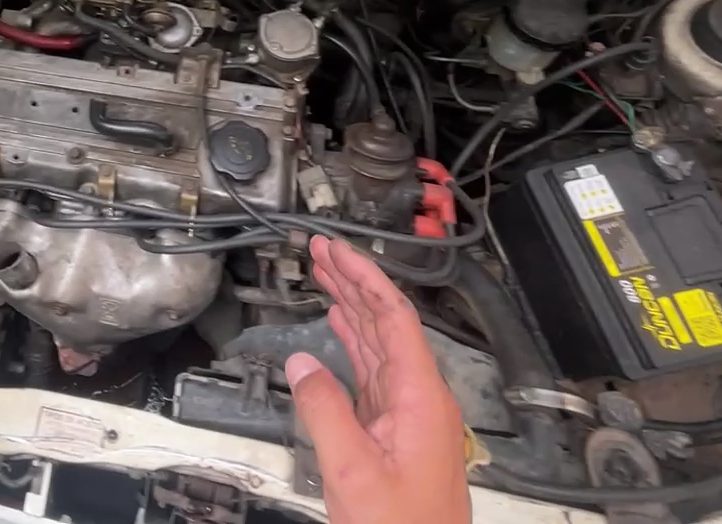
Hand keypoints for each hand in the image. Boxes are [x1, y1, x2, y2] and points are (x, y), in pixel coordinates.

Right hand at [287, 236, 470, 523]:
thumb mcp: (353, 471)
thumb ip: (324, 411)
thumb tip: (301, 363)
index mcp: (420, 397)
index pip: (394, 317)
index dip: (365, 277)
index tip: (336, 251)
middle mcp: (418, 396)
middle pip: (386, 321)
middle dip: (352, 280)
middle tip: (320, 250)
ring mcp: (407, 411)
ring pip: (377, 340)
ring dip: (349, 303)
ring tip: (323, 273)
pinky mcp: (392, 425)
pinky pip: (370, 365)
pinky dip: (351, 337)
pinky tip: (337, 321)